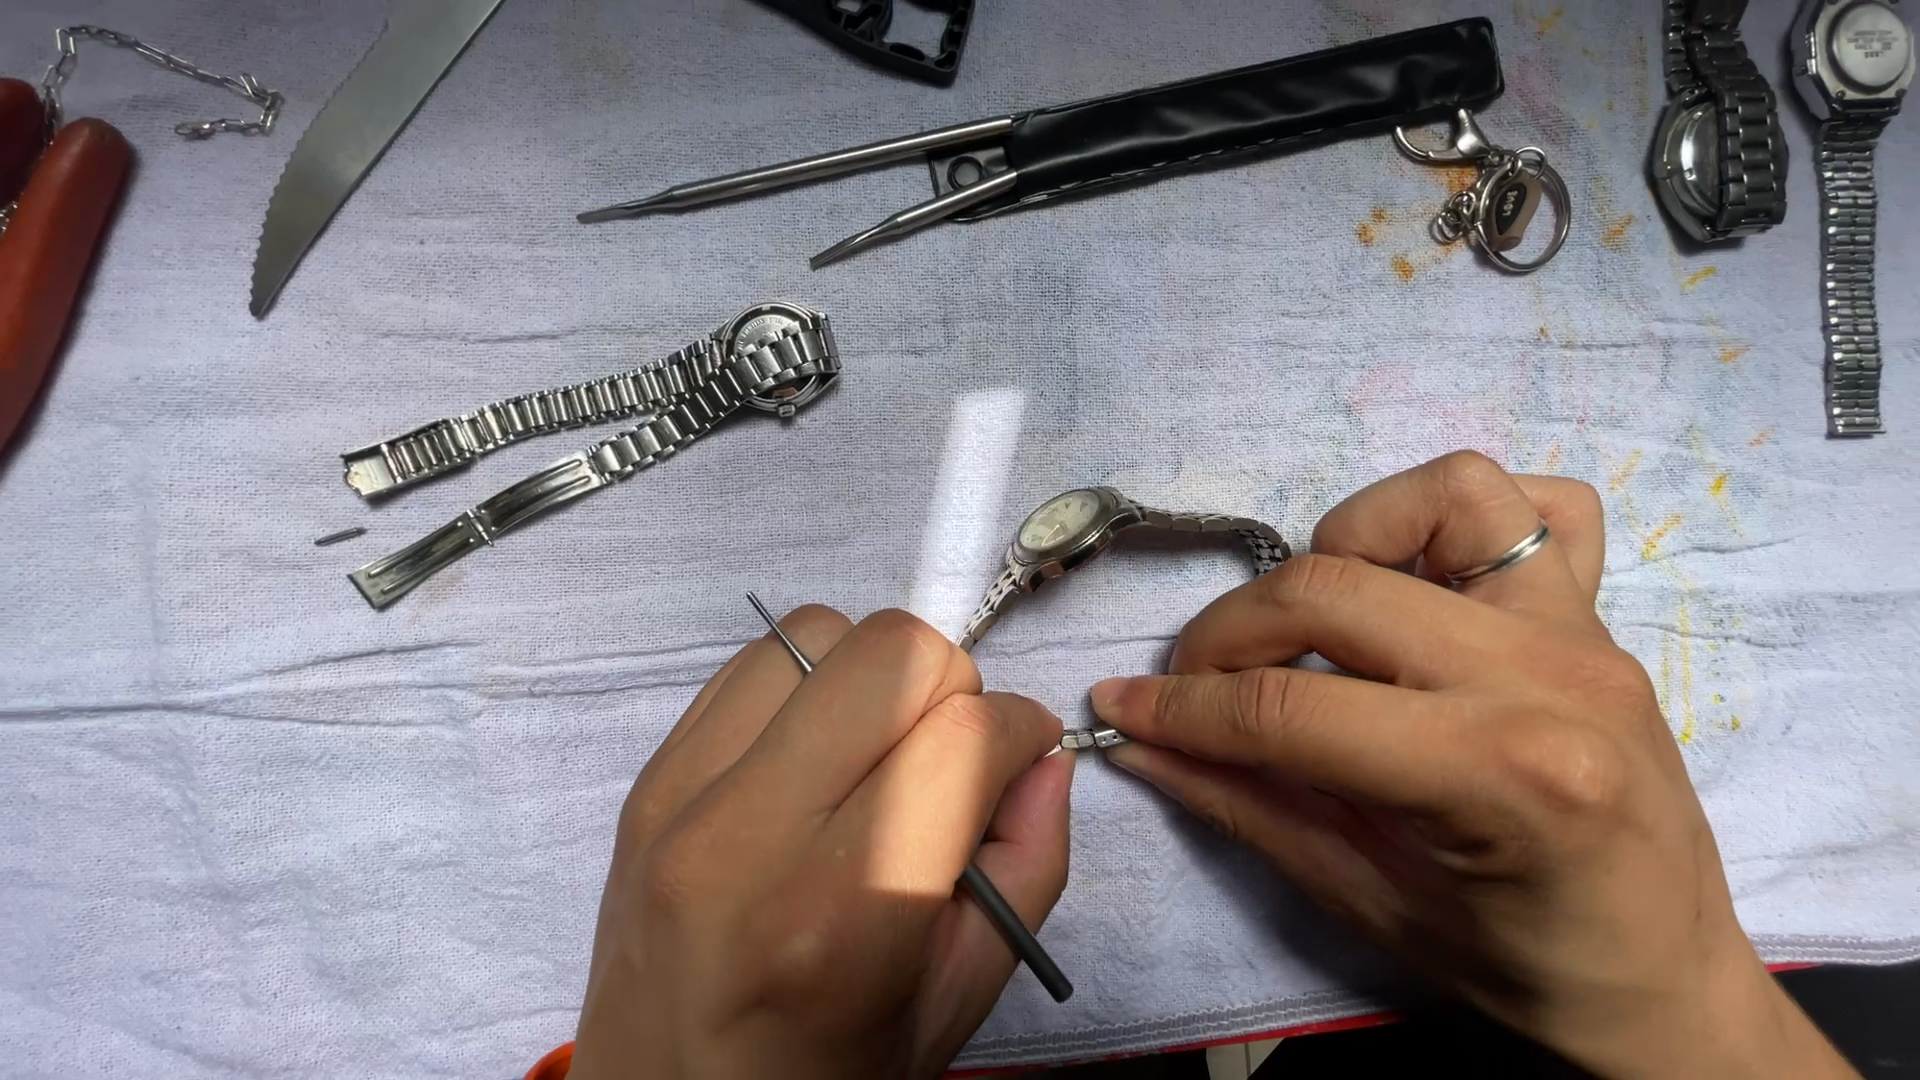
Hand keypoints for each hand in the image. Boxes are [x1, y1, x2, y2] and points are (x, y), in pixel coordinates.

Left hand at [570, 608, 1071, 1079]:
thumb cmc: (830, 1069)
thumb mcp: (960, 993)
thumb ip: (1030, 861)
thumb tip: (1042, 751)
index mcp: (843, 912)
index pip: (962, 739)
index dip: (1019, 729)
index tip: (1020, 756)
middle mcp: (748, 833)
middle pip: (891, 653)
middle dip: (951, 683)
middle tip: (945, 749)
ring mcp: (682, 790)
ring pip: (820, 630)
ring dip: (876, 672)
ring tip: (874, 745)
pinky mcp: (651, 768)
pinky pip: (755, 658)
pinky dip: (810, 677)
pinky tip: (813, 745)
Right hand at [1090, 452, 1853, 1079]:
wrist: (1663, 980)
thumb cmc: (1511, 960)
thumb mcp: (1354, 895)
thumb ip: (1236, 802)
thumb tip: (1135, 739)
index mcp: (1502, 775)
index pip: (1287, 708)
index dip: (1181, 706)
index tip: (1117, 705)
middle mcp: (1547, 672)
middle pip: (1328, 592)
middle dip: (1225, 633)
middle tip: (1195, 684)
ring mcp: (1579, 626)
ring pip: (1438, 497)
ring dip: (1338, 544)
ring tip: (1309, 618)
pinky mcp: (1593, 608)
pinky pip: (1531, 501)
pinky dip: (1445, 514)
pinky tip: (1406, 576)